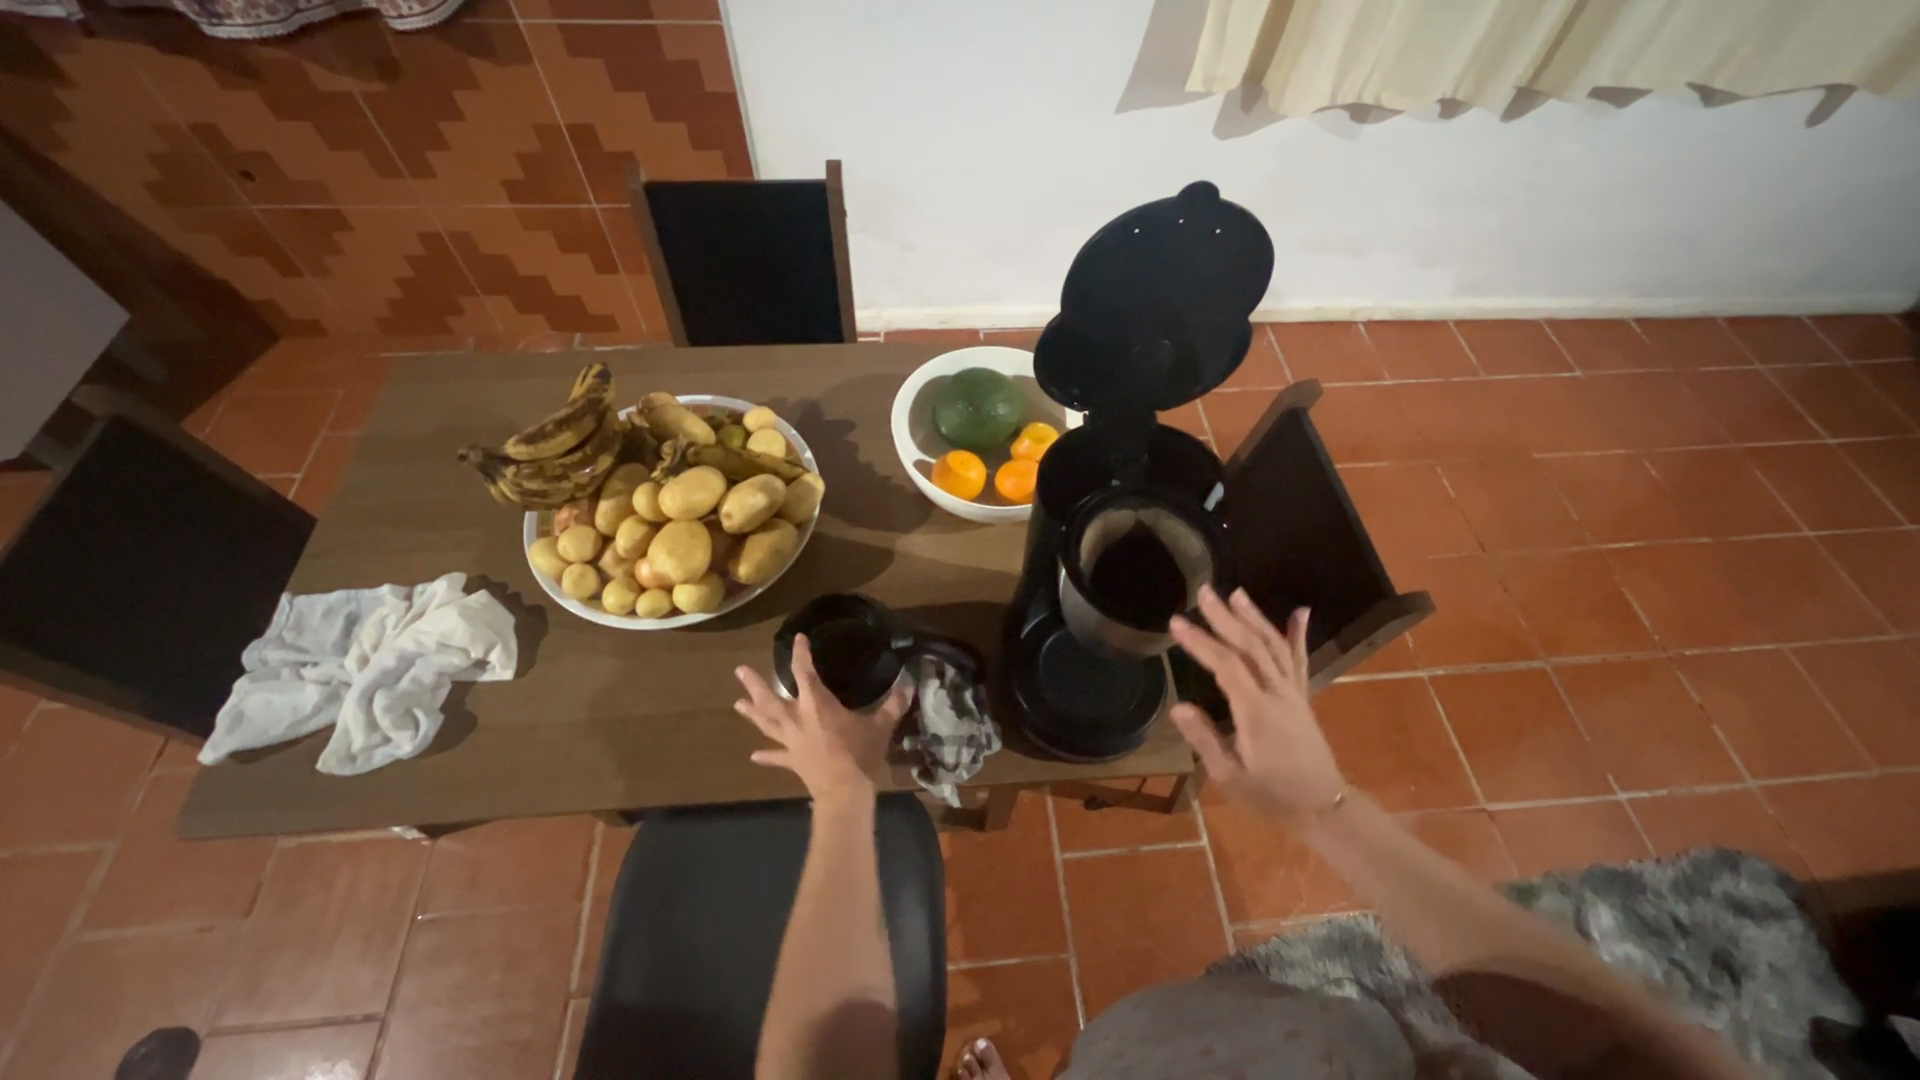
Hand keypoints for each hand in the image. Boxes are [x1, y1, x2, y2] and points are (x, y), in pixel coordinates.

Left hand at [734, 634, 911, 802]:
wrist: (844, 792)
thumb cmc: (860, 754)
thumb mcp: (881, 726)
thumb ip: (894, 704)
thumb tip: (909, 684)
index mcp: (817, 704)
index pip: (804, 672)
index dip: (801, 654)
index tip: (798, 639)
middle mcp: (797, 718)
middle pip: (770, 698)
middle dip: (754, 683)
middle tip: (739, 671)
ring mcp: (791, 741)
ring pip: (766, 723)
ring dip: (752, 713)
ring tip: (737, 704)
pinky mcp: (792, 761)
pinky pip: (776, 757)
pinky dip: (766, 756)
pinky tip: (754, 756)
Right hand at [1167, 587, 1348, 820]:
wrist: (1323, 807)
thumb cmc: (1271, 796)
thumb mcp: (1231, 777)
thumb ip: (1205, 740)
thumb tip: (1178, 707)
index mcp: (1256, 713)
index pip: (1226, 666)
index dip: (1201, 642)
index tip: (1177, 622)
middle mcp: (1278, 694)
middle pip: (1251, 646)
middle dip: (1226, 617)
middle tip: (1204, 591)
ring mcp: (1294, 694)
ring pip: (1274, 647)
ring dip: (1255, 618)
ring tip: (1236, 593)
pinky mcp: (1303, 698)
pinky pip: (1299, 661)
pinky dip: (1298, 635)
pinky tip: (1300, 612)